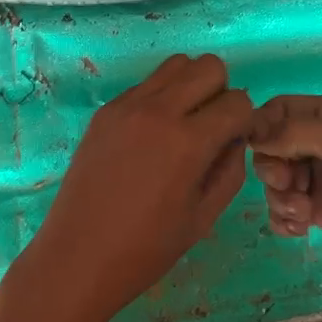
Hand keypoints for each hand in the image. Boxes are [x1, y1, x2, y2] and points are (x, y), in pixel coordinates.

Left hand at [0, 54, 251, 321]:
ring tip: (182, 123)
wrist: (77, 258)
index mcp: (188, 142)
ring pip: (177, 63)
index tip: (234, 141)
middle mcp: (159, 111)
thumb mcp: (204, 217)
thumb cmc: (146, 248)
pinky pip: (146, 84)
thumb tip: (235, 137)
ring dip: (191, 85)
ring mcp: (128, 105)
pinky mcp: (107, 109)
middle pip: (209, 66)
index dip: (244, 121)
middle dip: (221, 93)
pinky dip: (160, 97)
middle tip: (211, 127)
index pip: (238, 102)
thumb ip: (231, 169)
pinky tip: (150, 136)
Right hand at [251, 94, 321, 291]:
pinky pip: (287, 208)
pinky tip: (300, 228)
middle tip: (288, 183)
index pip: (281, 109)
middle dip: (272, 165)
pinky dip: (285, 217)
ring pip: (277, 178)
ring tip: (302, 211)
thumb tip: (254, 134)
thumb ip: (296, 131)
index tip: (257, 149)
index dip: (263, 126)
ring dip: (279, 194)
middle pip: (274, 145)